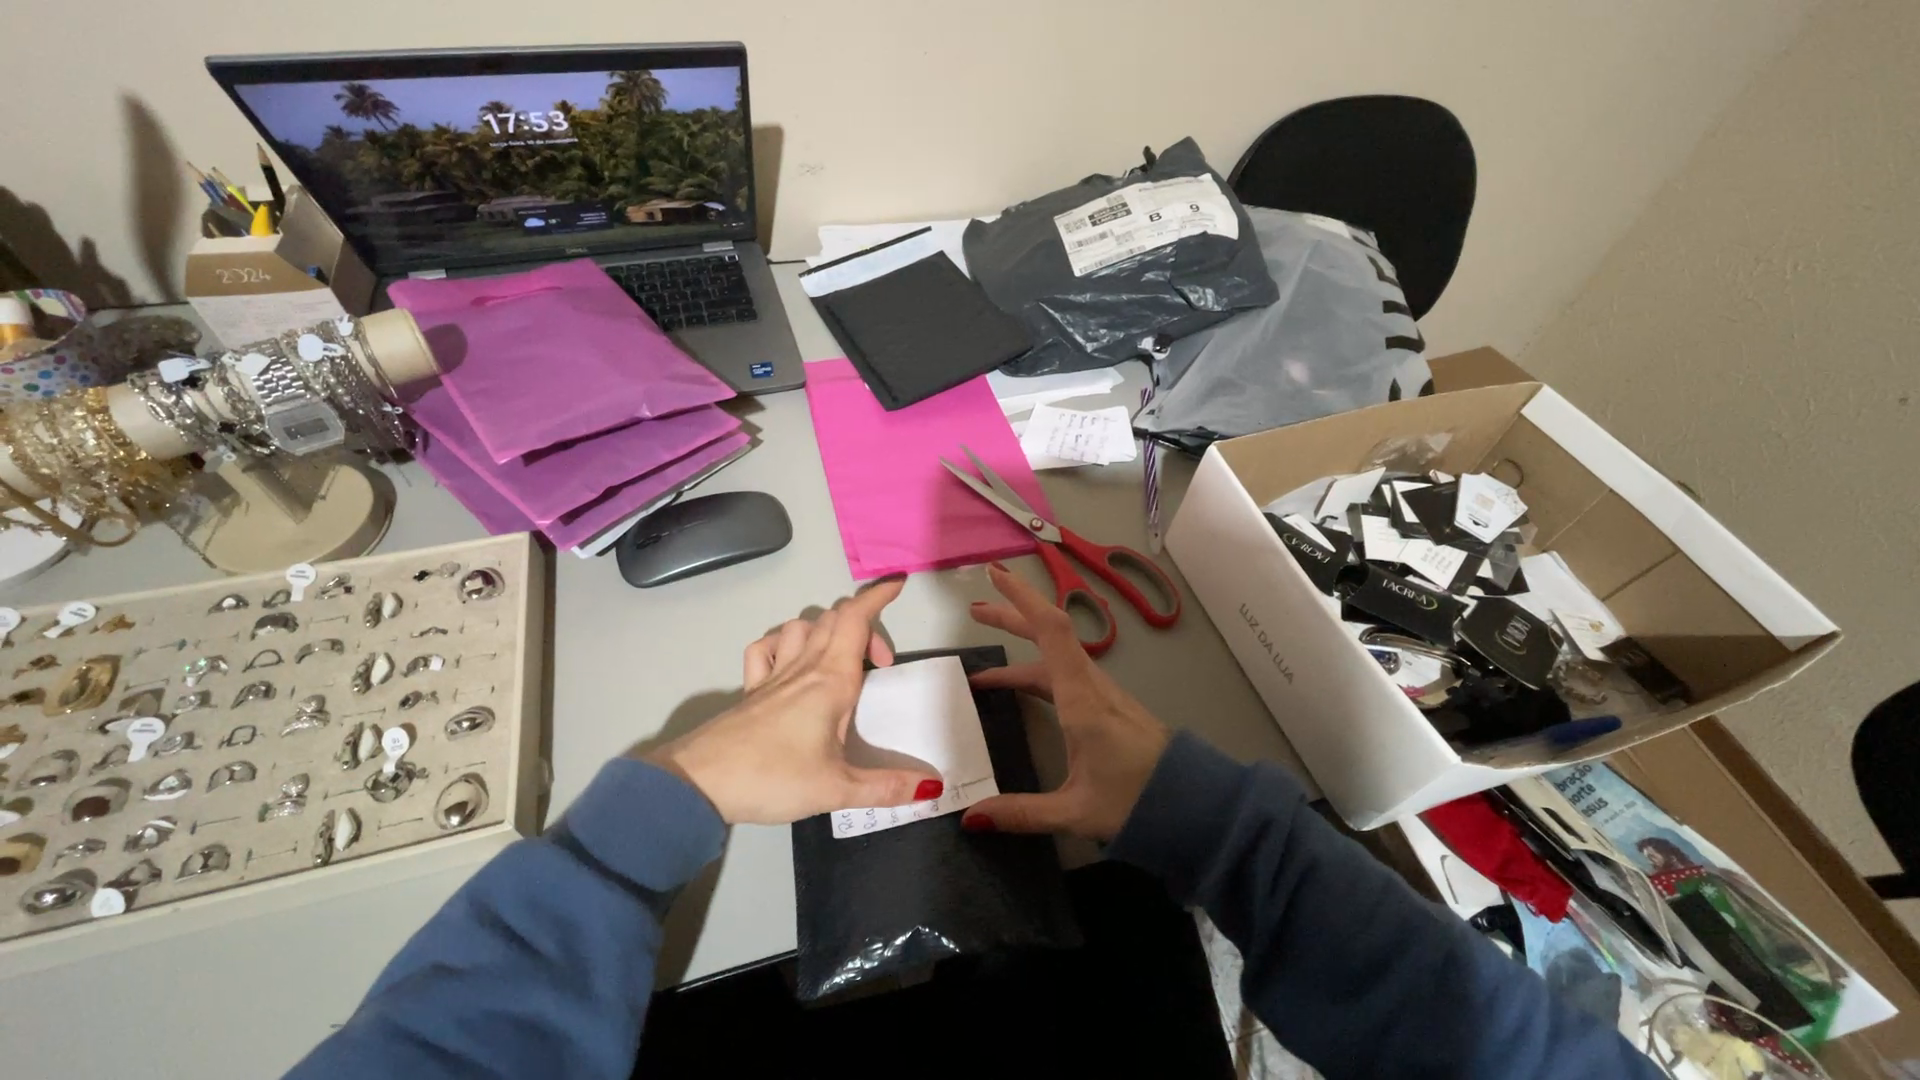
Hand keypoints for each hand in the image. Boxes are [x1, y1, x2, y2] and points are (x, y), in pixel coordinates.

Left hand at [639, 578, 941, 824]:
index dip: (877, 597)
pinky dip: (784, 643)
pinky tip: (792, 664)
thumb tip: (933, 787)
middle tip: (881, 664)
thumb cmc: (773, 779)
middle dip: (864, 622)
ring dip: (826, 629)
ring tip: (842, 660)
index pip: (856, 620)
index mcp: (831, 680)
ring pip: (801, 626)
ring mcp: (772, 675)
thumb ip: (885, 787)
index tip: (898, 584)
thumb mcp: (836, 790)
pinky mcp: (750, 690)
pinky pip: (767, 648)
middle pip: (833, 618)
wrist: (698, 784)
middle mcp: (803, 667)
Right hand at [962, 564, 1169, 840]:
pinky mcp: (1106, 706)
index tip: (996, 575)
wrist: (1193, 804)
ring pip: (1056, 657)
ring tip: (982, 667)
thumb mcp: (1075, 811)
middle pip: (1050, 635)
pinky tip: (1017, 690)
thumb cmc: (1137, 801)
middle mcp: (1091, 686)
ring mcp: (1101, 693)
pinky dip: (1034, 672)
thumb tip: (970, 818)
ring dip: (1022, 649)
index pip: (1052, 631)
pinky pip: (1064, 676)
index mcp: (1081, 700)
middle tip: (975, 609)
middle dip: (1012, 616)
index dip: (1022, 599)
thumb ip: (1021, 813)